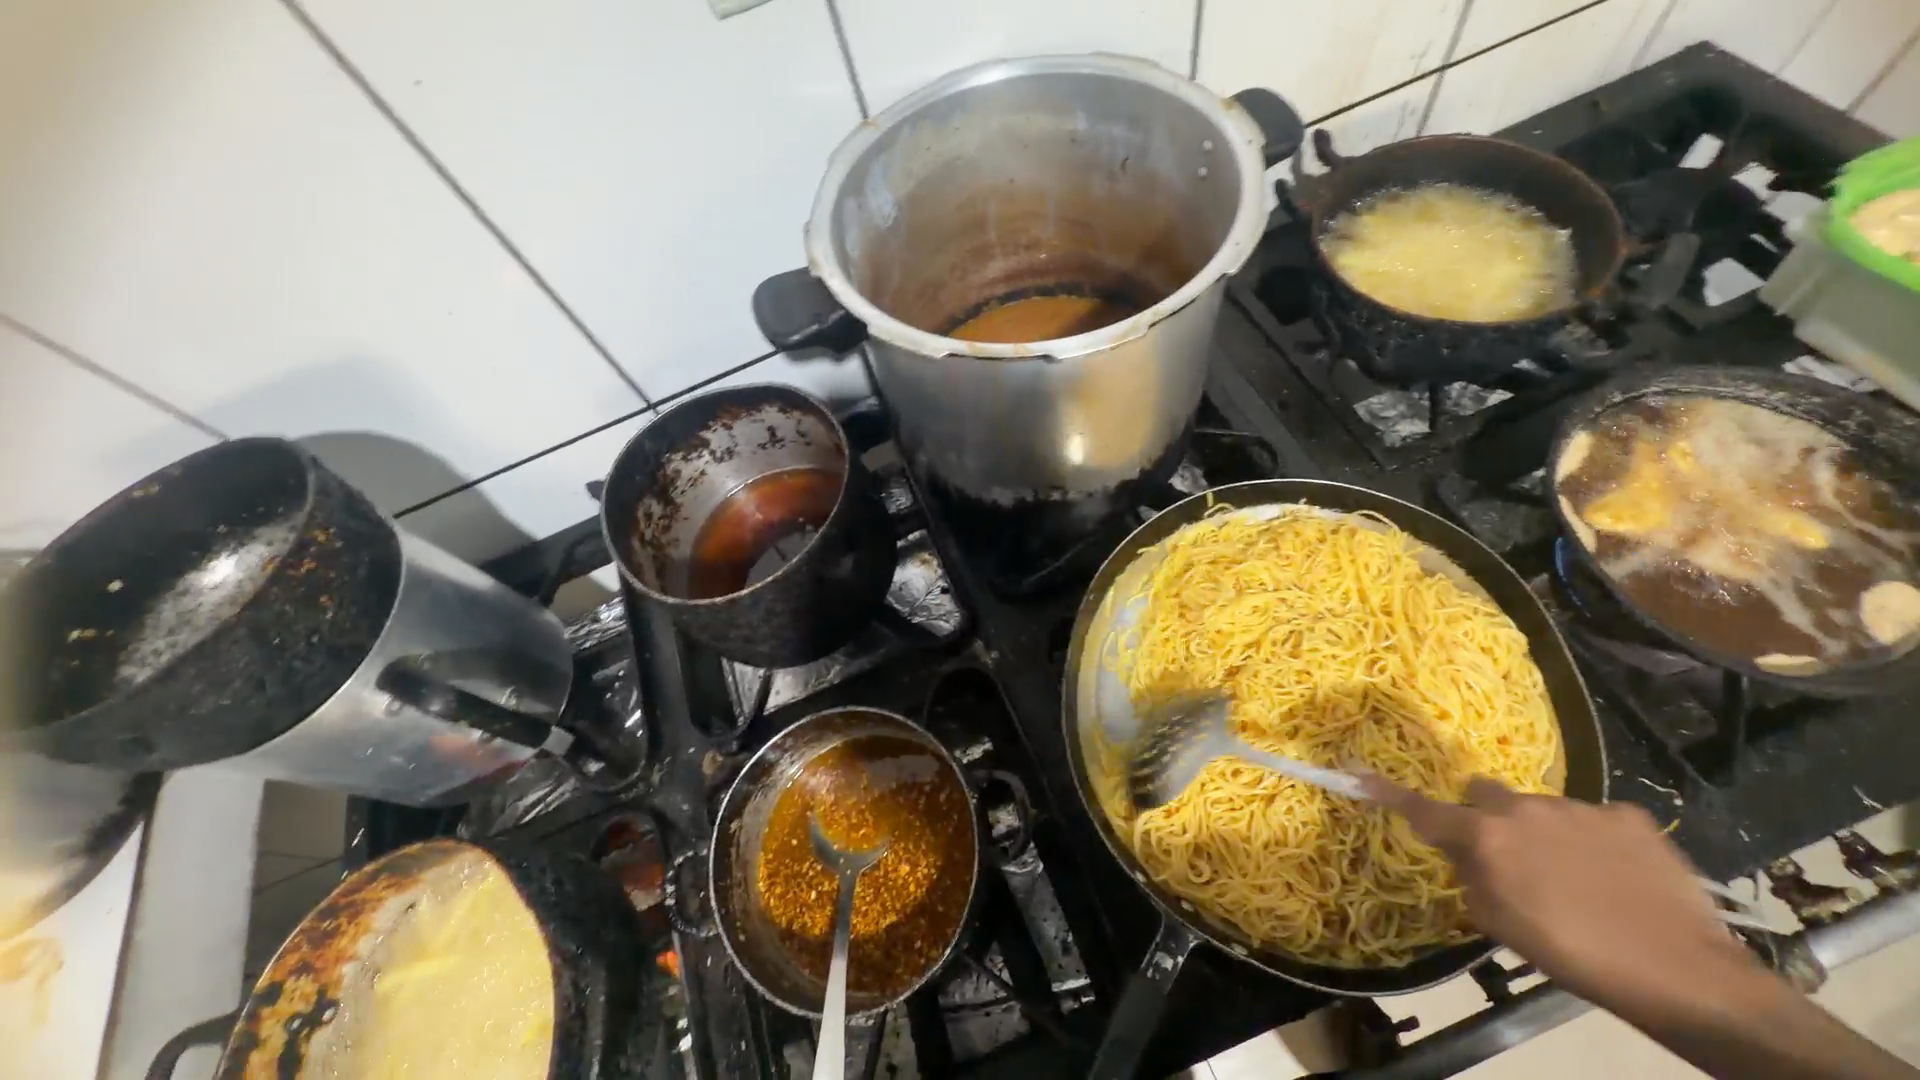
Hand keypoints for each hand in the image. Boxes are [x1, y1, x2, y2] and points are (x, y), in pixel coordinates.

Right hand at [1360, 774, 1757, 1011]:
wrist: (1680, 973)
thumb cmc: (1572, 956)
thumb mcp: (1500, 925)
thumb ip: (1471, 879)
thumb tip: (1467, 857)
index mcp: (1485, 836)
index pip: (1424, 809)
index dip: (1388, 793)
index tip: (1359, 773)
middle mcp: (1523, 808)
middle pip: (1485, 795)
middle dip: (1487, 816)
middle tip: (1508, 857)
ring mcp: (1580, 807)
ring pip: (1541, 808)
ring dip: (1543, 832)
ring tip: (1577, 879)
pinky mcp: (1629, 817)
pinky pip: (1596, 819)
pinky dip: (1596, 840)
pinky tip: (1617, 876)